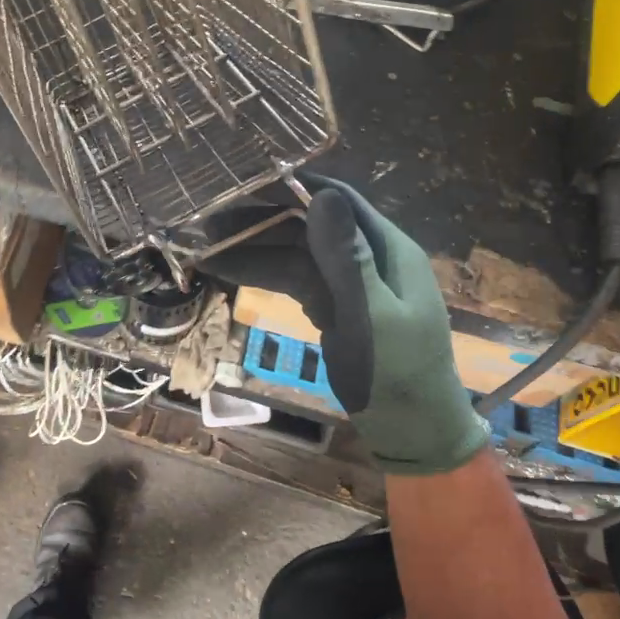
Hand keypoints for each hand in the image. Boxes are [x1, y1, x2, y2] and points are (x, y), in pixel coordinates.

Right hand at [201, 177, 486, 473]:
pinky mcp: (334, 308)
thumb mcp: (373, 316)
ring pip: (296, 254)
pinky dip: (264, 275)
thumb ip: (347, 258)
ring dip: (254, 250)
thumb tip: (321, 196)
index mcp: (389, 249)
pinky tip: (229, 272)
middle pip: (309, 225)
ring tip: (205, 251)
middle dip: (261, 221)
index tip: (244, 184)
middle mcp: (368, 257)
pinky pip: (295, 281)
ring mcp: (350, 284)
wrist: (415, 434)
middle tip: (209, 224)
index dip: (292, 187)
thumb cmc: (400, 375)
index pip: (339, 200)